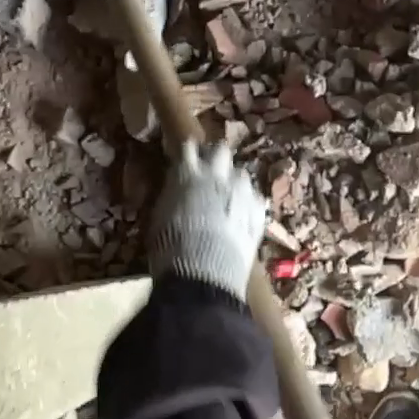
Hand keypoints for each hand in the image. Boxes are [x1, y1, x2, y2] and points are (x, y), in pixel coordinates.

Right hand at [149, 141, 265, 301]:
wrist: (204, 271)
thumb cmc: (171, 246)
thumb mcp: (161, 215)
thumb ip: (173, 194)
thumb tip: (178, 190)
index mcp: (187, 171)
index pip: (189, 147)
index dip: (189, 153)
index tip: (187, 160)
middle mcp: (217, 174)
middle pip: (221, 150)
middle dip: (216, 158)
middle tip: (211, 173)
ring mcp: (241, 191)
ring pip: (242, 174)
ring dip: (235, 182)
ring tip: (230, 199)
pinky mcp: (258, 212)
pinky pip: (256, 198)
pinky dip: (249, 204)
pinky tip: (243, 217)